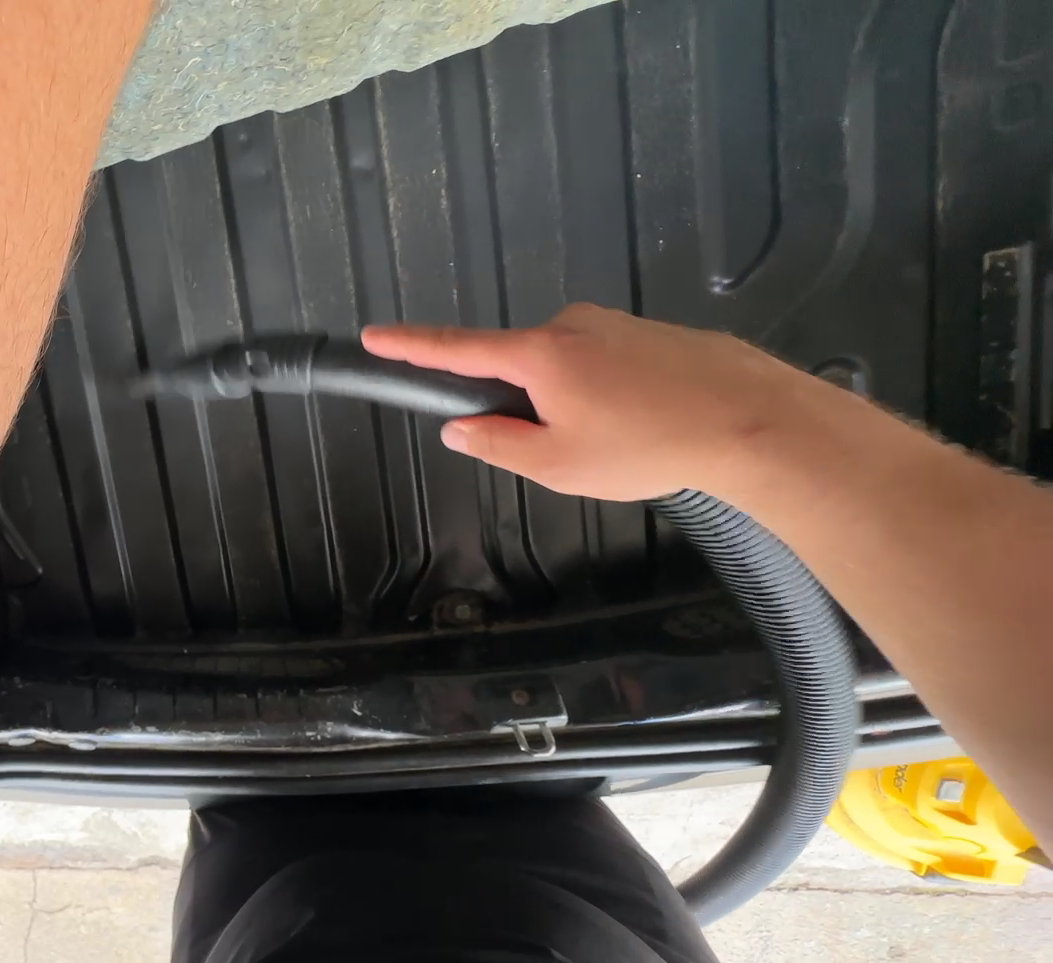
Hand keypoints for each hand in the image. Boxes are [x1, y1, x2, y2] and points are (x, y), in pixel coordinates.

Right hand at [360, 303, 845, 502]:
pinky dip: (607, 393)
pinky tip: (643, 424)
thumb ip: (496, 444)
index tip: (374, 335)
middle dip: (520, 402)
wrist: (762, 425)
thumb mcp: (555, 463)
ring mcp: (618, 324)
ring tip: (613, 441)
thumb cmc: (645, 447)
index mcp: (539, 356)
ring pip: (564, 366)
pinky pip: (605, 362)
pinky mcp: (655, 333)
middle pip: (516, 363)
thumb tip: (460, 429)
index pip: (456, 349)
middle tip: (556, 445)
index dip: (410, 345)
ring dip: (568, 401)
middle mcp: (572, 326)